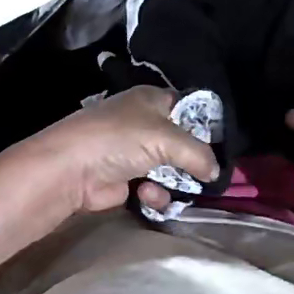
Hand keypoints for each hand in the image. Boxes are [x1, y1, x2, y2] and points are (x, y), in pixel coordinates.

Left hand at [23, 86, 219, 214]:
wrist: (71, 170)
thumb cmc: (120, 140)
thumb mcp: (167, 138)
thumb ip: (199, 154)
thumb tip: (217, 171)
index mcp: (152, 99)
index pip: (189, 107)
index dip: (206, 125)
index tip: (222, 145)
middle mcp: (144, 122)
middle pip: (182, 142)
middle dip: (193, 160)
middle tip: (206, 174)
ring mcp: (134, 152)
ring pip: (171, 169)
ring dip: (174, 181)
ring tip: (171, 186)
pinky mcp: (126, 180)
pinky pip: (155, 188)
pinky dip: (155, 194)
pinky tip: (146, 195)